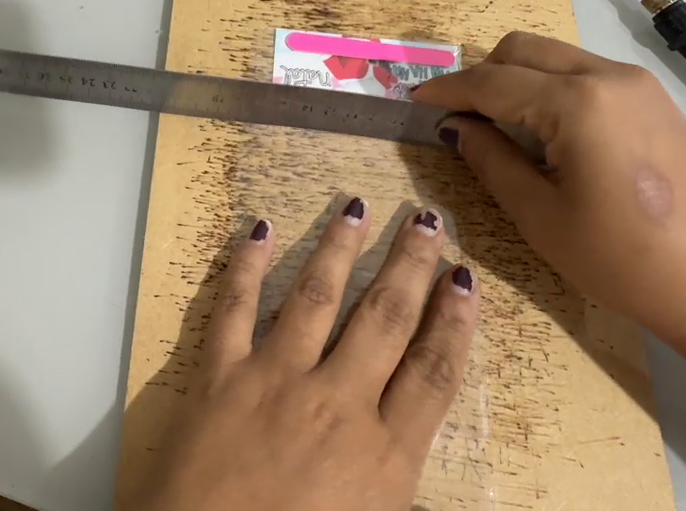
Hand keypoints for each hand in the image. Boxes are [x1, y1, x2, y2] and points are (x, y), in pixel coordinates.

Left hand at [127, 200, 477, 510]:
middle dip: (409, 265)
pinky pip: (236, 306)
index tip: (465, 278)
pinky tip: (259, 228)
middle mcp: (335, 404)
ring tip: (357, 206)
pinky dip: (247, 265)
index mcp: (381, 456)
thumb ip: (396, 478)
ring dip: (339, 247)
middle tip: (427, 220)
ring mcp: (275, 380)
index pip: (432, 373)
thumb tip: (414, 433)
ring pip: (316, 296)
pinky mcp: (220, 373)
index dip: (453, 323)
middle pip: (383, 319)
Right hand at [412, 32, 685, 350]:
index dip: (448, 90)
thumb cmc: (625, 262)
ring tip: (498, 124)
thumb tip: (455, 126)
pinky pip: (583, 71)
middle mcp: (607, 75)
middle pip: (521, 49)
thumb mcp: (540, 216)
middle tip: (458, 116)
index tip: (415, 101)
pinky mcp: (654, 97)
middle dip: (481, 75)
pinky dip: (550, 85)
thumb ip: (490, 158)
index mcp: (576, 103)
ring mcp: (637, 82)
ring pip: (553, 55)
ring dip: (516, 77)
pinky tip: (546, 130)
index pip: (492, 82)